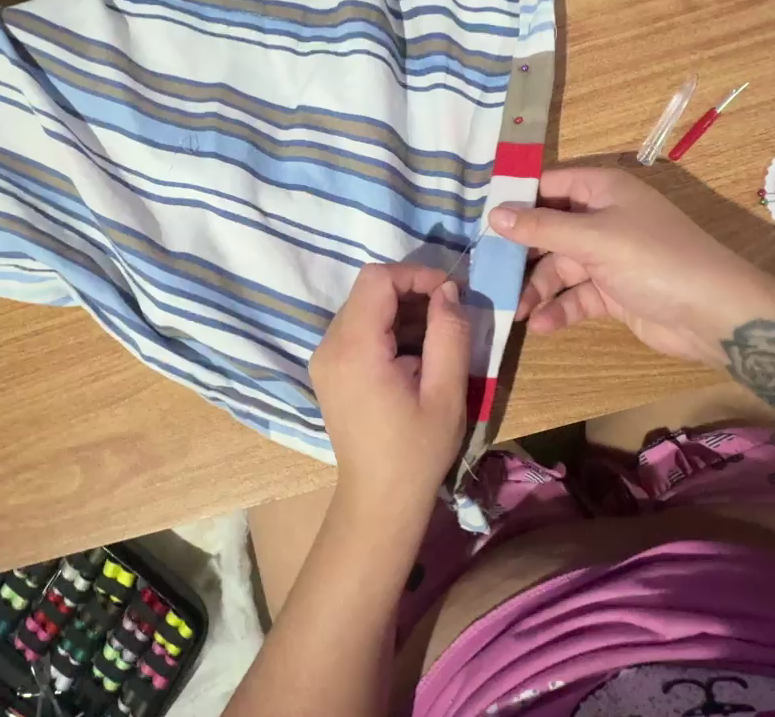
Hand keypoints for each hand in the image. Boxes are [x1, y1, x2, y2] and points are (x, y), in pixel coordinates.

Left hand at [309, 263, 469, 517]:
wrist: (379, 498)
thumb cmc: (416, 450)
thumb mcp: (446, 393)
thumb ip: (448, 334)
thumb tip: (447, 291)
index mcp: (353, 348)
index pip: (377, 279)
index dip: (415, 275)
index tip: (450, 293)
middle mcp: (329, 345)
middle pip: (368, 291)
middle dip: (412, 292)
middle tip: (451, 314)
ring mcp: (324, 357)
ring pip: (363, 307)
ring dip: (402, 311)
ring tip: (437, 337)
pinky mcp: (329, 368)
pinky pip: (357, 328)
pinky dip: (387, 328)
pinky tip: (415, 354)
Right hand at [490, 167, 774, 365]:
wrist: (716, 315)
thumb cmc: (655, 260)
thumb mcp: (594, 239)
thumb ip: (541, 228)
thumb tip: (494, 214)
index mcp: (602, 190)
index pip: (546, 186)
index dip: (513, 200)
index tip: (476, 219)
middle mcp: (601, 218)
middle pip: (546, 230)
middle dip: (519, 254)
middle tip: (486, 273)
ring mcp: (607, 257)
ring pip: (557, 267)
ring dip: (536, 288)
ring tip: (515, 310)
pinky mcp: (612, 291)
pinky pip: (575, 296)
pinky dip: (558, 308)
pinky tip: (541, 325)